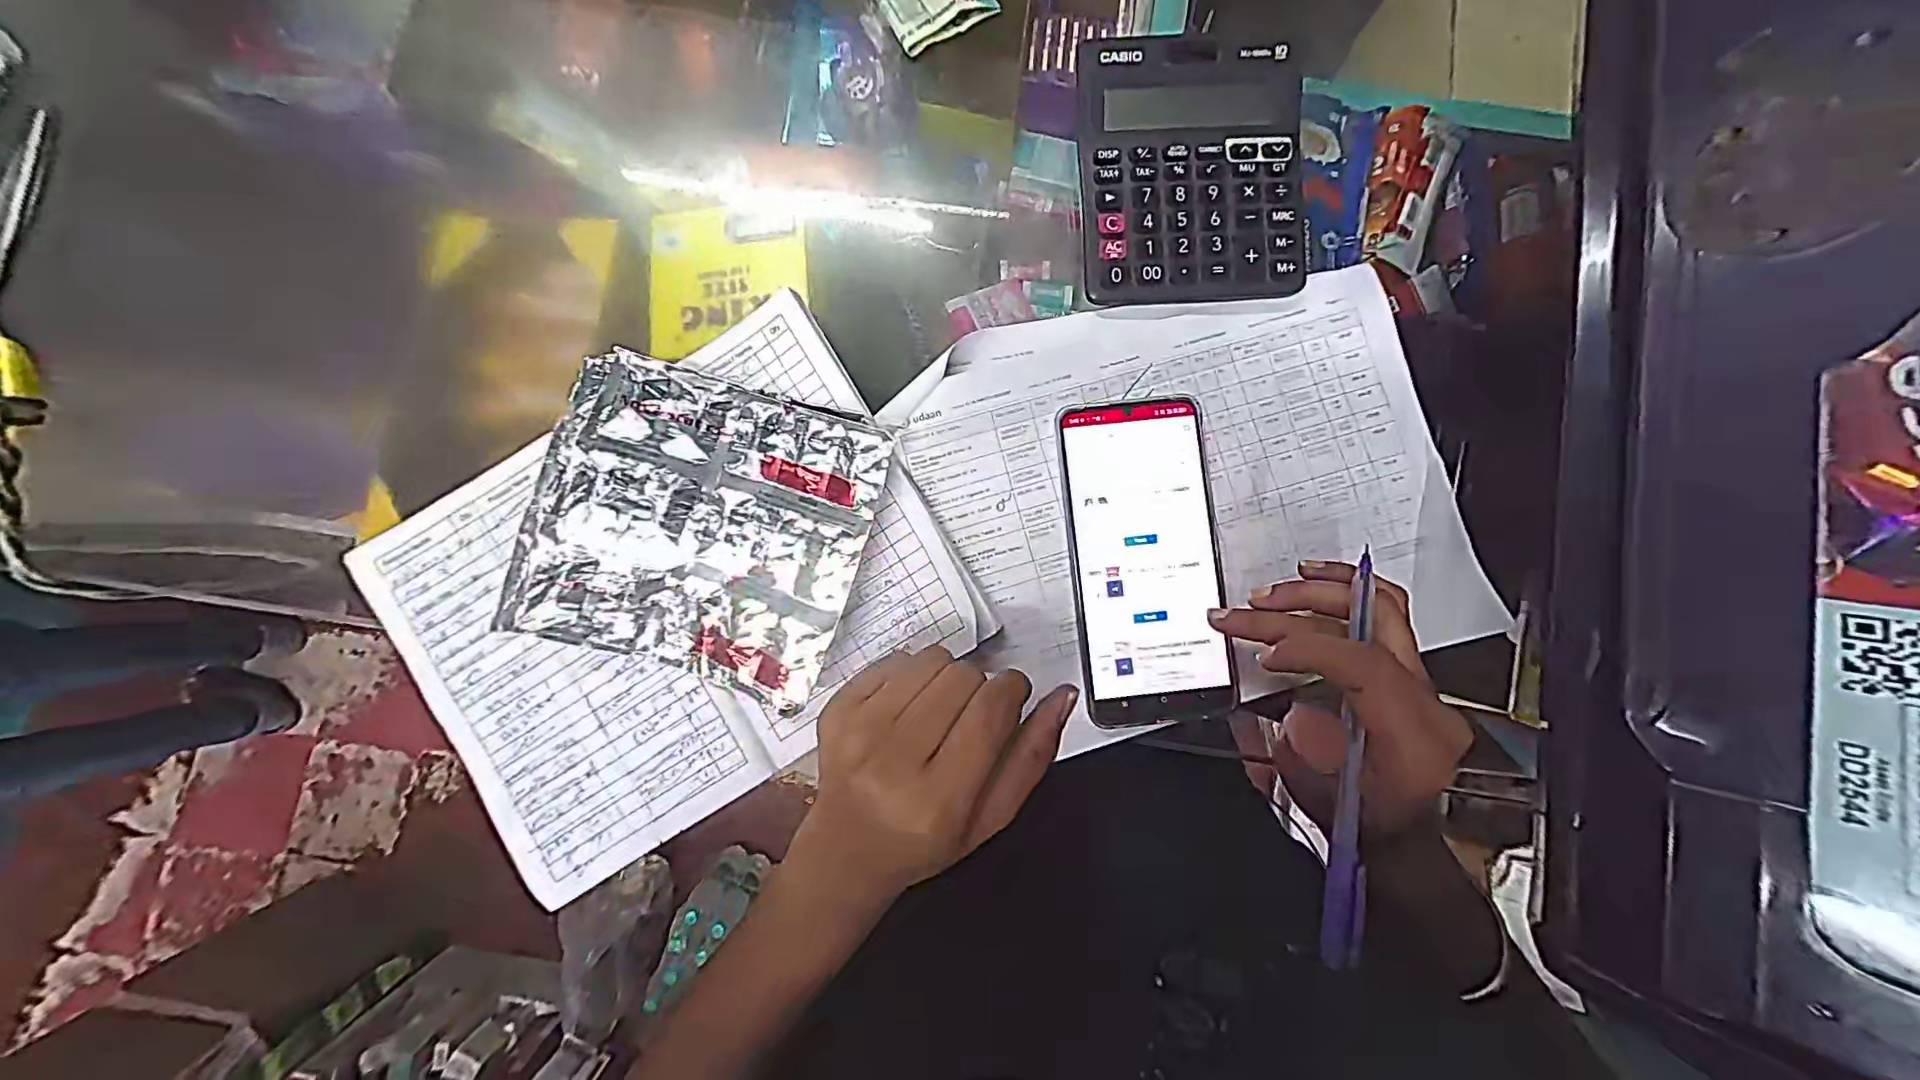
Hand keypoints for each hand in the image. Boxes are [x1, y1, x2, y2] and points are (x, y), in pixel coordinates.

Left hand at [784, 646, 1078, 906]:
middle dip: (980, 685)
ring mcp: (858, 731)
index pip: (990, 710)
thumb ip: (1031, 756)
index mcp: (938, 798)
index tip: (1012, 695)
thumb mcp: (990, 818)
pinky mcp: (837, 710)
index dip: (1012, 689)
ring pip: (930, 659)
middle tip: (971, 714)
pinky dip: (911, 673)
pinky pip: (894, 659)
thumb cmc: (923, 840)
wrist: (849, 849)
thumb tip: (1061, 698)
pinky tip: (908, 706)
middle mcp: (892, 761)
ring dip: (947, 675)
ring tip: (940, 709)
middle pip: (962, 677)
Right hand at [1207, 560, 1470, 842]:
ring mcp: (1421, 682)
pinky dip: (1344, 589)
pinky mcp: (1405, 671)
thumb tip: (1285, 702)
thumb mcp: (1319, 796)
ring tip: (1272, 592)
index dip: (1308, 646)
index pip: (1367, 662)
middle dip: (1301, 607)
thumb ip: (1297, 747)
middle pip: (1373, 620)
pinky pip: (1382, 612)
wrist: (1396, 830)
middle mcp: (1425, 702)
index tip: (1265, 652)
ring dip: (1318, 590)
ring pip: (1380, 604)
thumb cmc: (1362, 821)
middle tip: (1251, 611)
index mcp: (1414, 737)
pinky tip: (1313, 579)